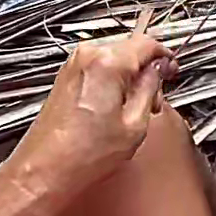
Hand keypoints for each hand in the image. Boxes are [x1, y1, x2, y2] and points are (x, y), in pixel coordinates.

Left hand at [0, 33, 176, 215]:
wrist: (43, 172)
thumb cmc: (81, 155)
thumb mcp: (134, 124)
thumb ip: (150, 88)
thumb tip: (158, 71)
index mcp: (108, 62)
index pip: (147, 43)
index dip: (165, 55)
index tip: (172, 68)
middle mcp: (88, 55)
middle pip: (130, 46)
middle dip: (147, 68)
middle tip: (157, 96)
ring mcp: (73, 64)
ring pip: (114, 55)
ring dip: (130, 74)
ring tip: (136, 108)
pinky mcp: (66, 75)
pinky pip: (98, 66)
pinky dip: (112, 79)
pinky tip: (116, 107)